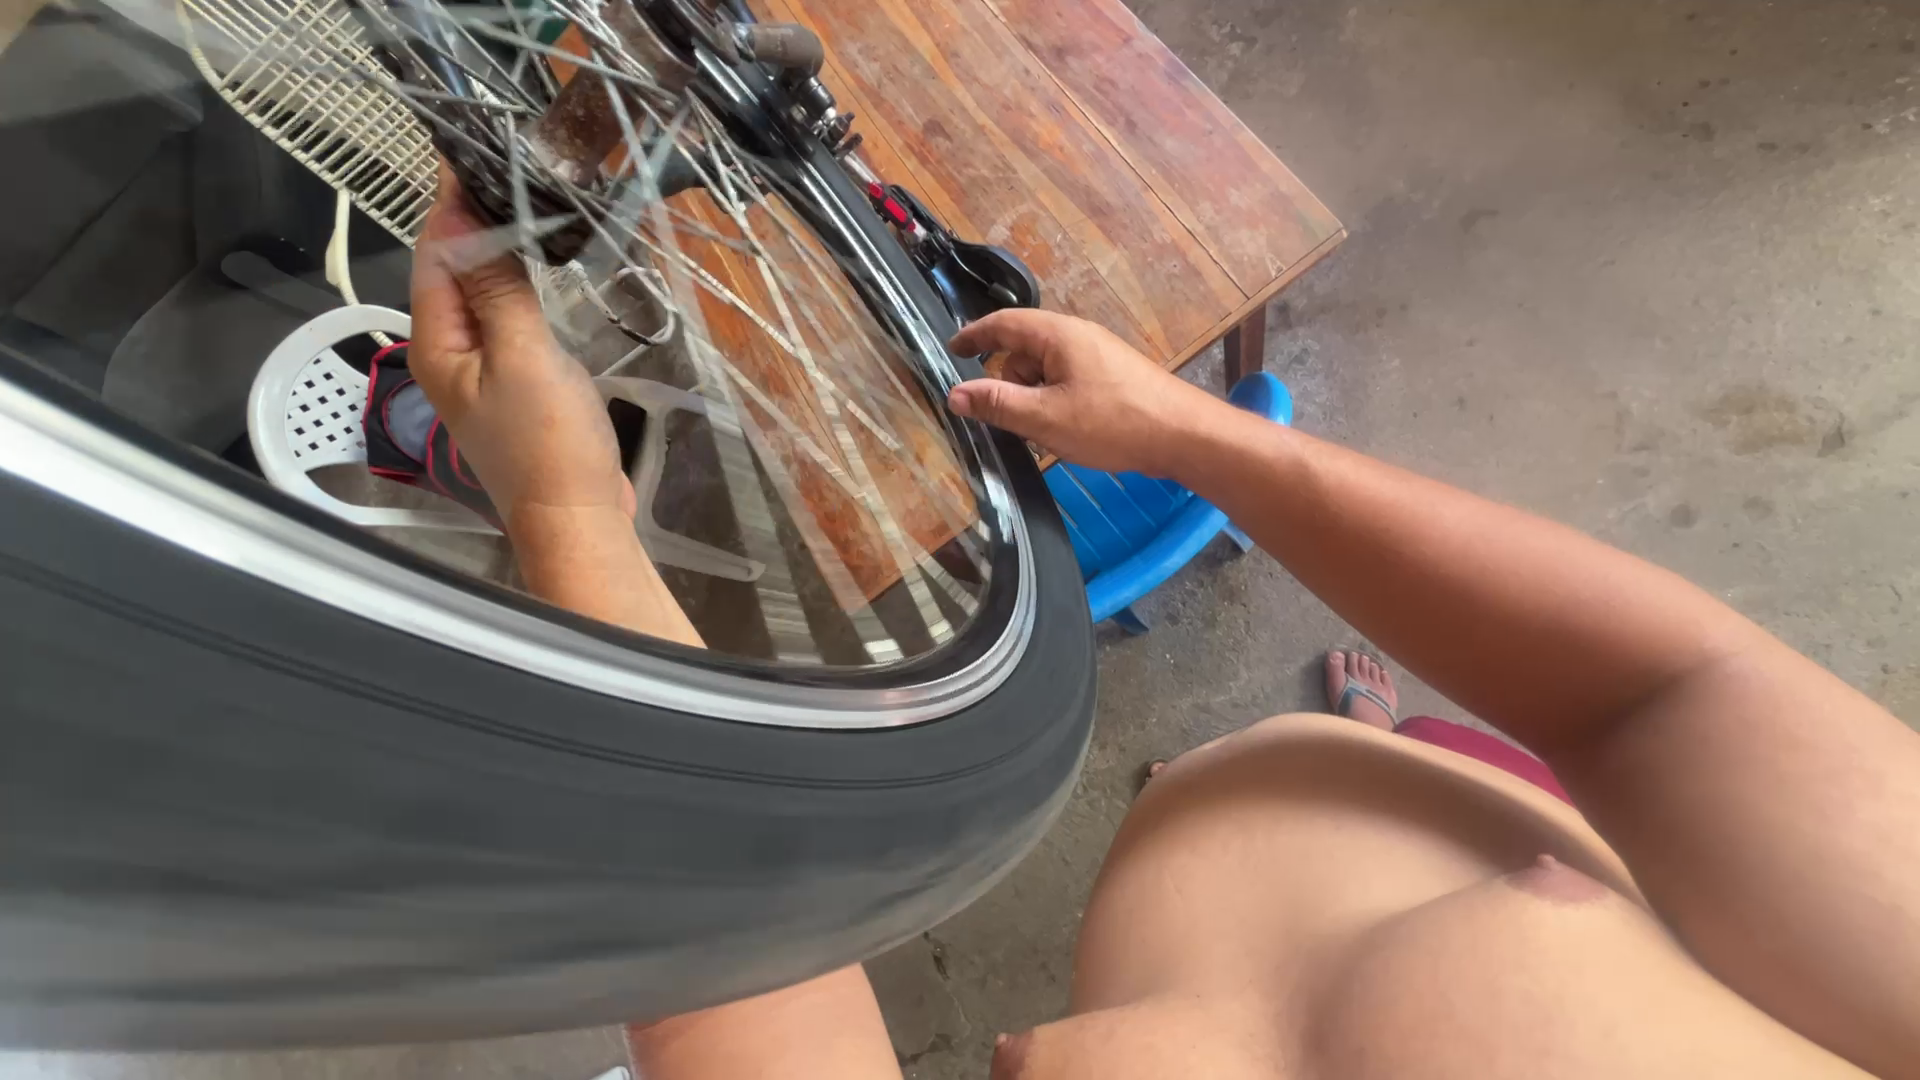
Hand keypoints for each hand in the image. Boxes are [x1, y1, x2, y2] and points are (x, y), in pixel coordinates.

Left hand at [409, 168, 633, 528]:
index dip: (452, 204)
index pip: (435, 255)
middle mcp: (451, 355)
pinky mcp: (519, 391)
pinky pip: (513, 328)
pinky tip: (547, 283)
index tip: (478, 156)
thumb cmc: (549, 443)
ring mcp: (485, 376)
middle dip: (477, 226)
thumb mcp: (525, 358)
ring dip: (503, 261)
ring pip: (486, 302)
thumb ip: (499, 290)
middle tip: (517, 179)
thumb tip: (470, 218)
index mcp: (438, 344)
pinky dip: (526, 298)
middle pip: (456, 276)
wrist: (578, 517)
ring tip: (533, 217)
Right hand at [946, 310, 1226, 475]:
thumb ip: (998, 404)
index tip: (951, 351)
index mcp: (1057, 335)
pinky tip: (1063, 433)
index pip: (1003, 324)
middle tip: (1008, 421)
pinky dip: (1053, 404)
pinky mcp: (1109, 378)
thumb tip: (954, 395)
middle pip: (1023, 352)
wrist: (1182, 435)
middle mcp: (1076, 337)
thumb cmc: (1111, 422)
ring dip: (1032, 400)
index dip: (973, 336)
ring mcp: (1096, 356)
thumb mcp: (1045, 417)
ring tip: (1042, 434)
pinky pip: (1065, 383)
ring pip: (1044, 373)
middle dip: (1007, 384)